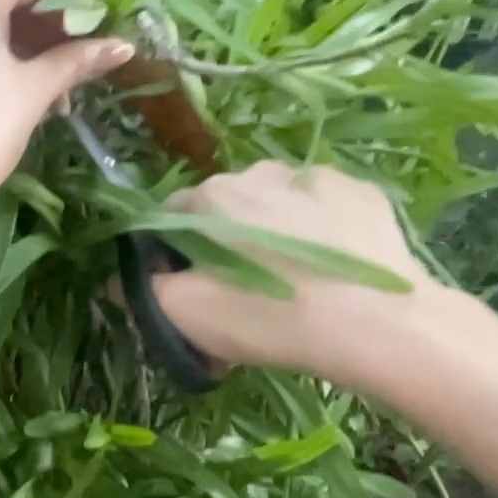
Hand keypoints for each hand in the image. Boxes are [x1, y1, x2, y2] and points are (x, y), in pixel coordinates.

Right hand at [150, 162, 441, 382]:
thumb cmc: (265, 316)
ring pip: (272, 204)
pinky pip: (319, 207)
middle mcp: (255, 172)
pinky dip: (314, 229)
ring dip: (267, 232)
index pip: (166, 219)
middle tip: (235, 290)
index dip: (168, 256)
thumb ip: (139, 290)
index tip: (184, 289)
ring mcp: (314, 176)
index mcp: (206, 198)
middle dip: (220, 242)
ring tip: (286, 280)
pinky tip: (324, 267)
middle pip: (221, 209)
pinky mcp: (362, 192)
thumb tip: (118, 281)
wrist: (378, 325)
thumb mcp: (181, 313)